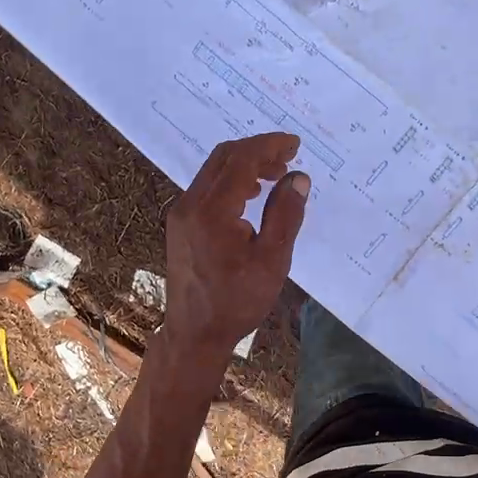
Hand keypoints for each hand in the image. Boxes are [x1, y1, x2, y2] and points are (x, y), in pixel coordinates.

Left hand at [162, 133, 308, 360]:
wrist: (195, 333)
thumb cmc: (237, 301)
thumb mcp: (272, 260)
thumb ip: (285, 214)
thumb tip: (297, 178)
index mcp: (212, 210)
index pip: (241, 160)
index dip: (269, 146)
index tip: (295, 145)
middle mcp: (190, 204)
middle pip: (223, 158)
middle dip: (257, 150)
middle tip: (288, 157)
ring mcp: (181, 214)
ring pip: (213, 172)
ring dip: (244, 165)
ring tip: (274, 177)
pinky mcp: (180, 226)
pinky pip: (206, 189)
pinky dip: (230, 182)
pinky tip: (250, 196)